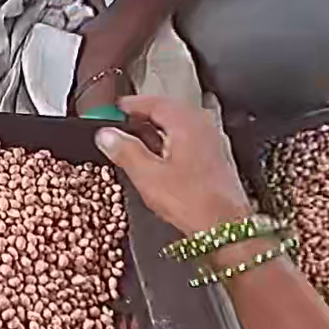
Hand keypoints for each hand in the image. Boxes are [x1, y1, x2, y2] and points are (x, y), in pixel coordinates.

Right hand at [93, 95, 253, 235]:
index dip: (132, 104)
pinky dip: (168, 141)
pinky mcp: (213, 159)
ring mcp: (212, 142)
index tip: (115, 107)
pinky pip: (187, 140)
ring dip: (155, 129)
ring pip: (179, 126)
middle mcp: (204, 127)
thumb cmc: (190, 200)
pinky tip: (156, 157)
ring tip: (134, 139)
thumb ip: (125, 151)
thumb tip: (107, 135)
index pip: (156, 103)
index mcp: (187, 124)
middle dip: (143, 115)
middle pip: (170, 111)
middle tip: (121, 122)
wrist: (221, 225)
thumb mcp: (147, 175)